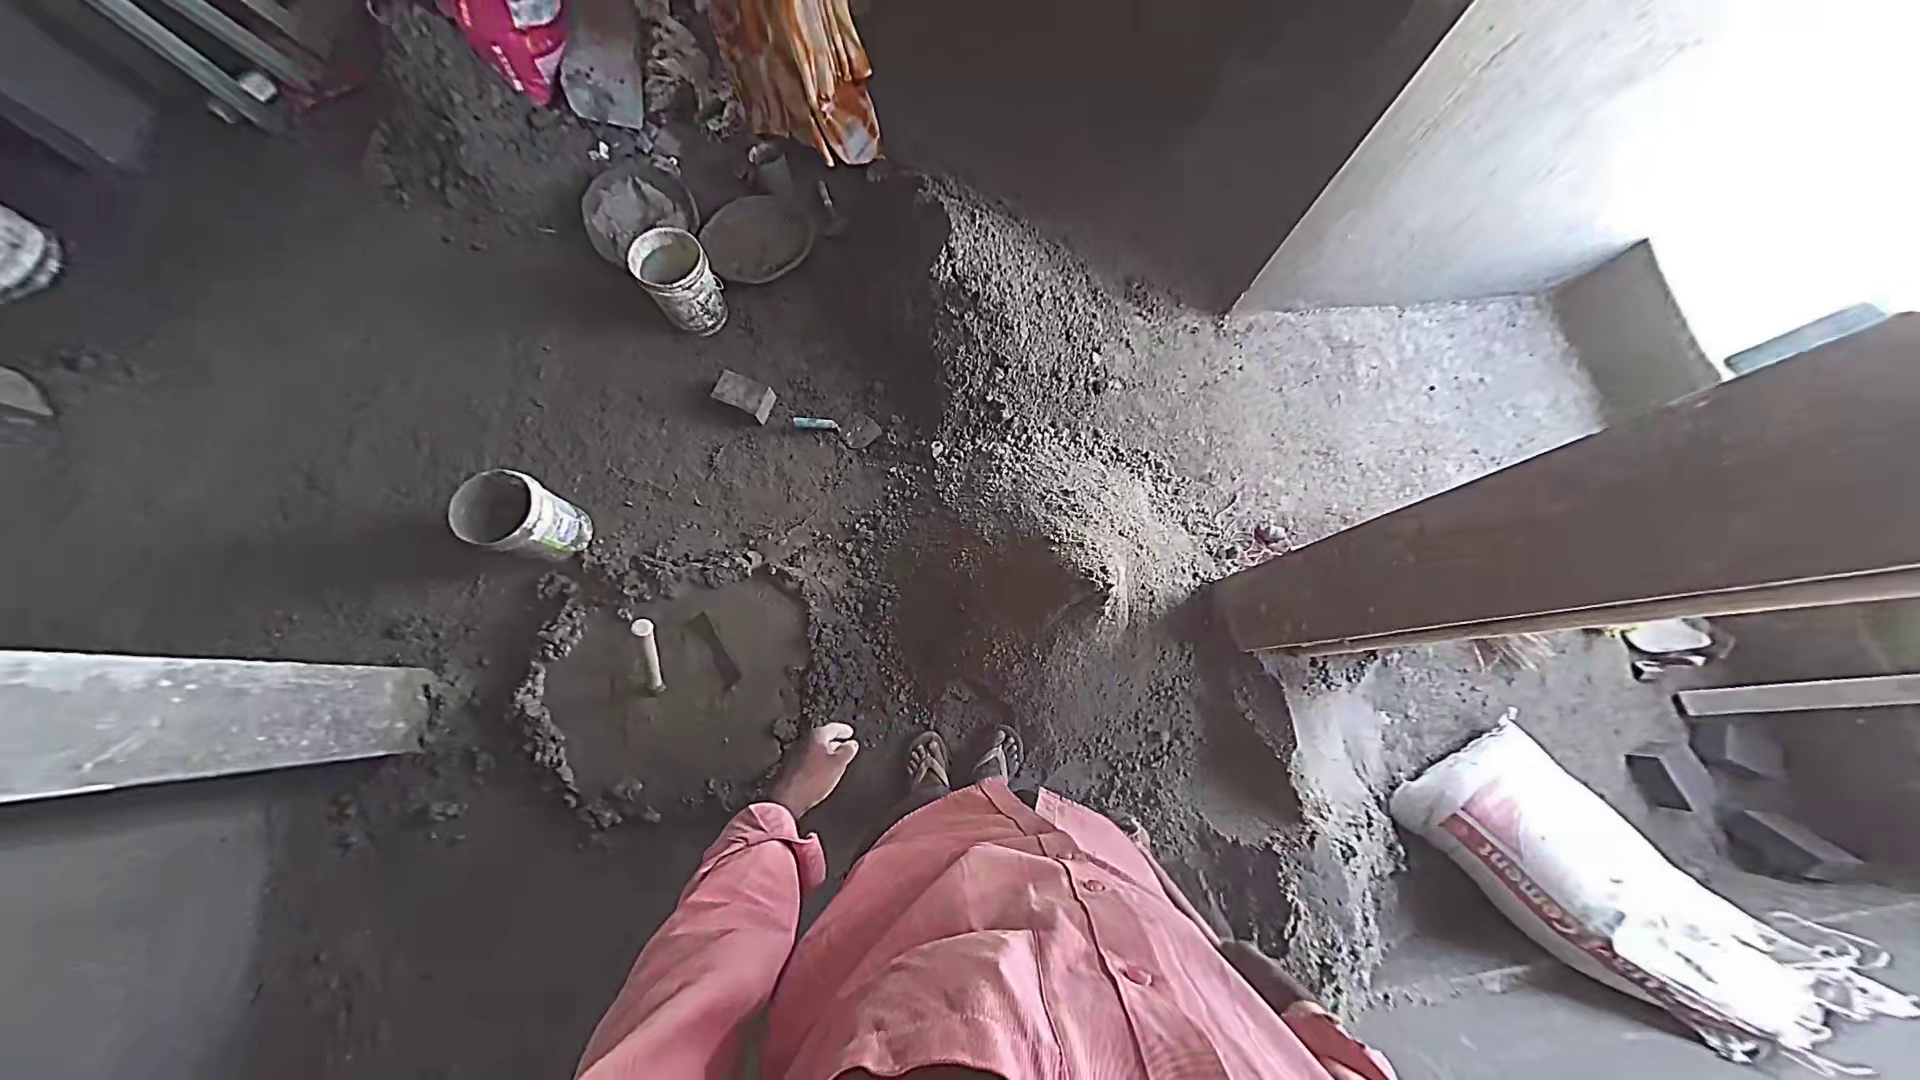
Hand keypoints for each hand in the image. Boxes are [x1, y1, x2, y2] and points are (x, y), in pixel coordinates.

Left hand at [770, 722, 858, 819]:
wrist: (786, 799)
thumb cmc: (812, 780)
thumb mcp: (838, 765)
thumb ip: (847, 751)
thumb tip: (852, 744)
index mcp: (816, 736)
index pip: (833, 728)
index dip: (844, 730)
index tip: (849, 732)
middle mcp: (803, 741)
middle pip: (822, 737)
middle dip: (834, 742)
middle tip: (844, 747)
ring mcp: (793, 754)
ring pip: (813, 749)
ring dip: (824, 753)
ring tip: (833, 761)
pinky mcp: (788, 768)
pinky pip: (806, 760)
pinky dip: (815, 763)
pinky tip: (819, 772)